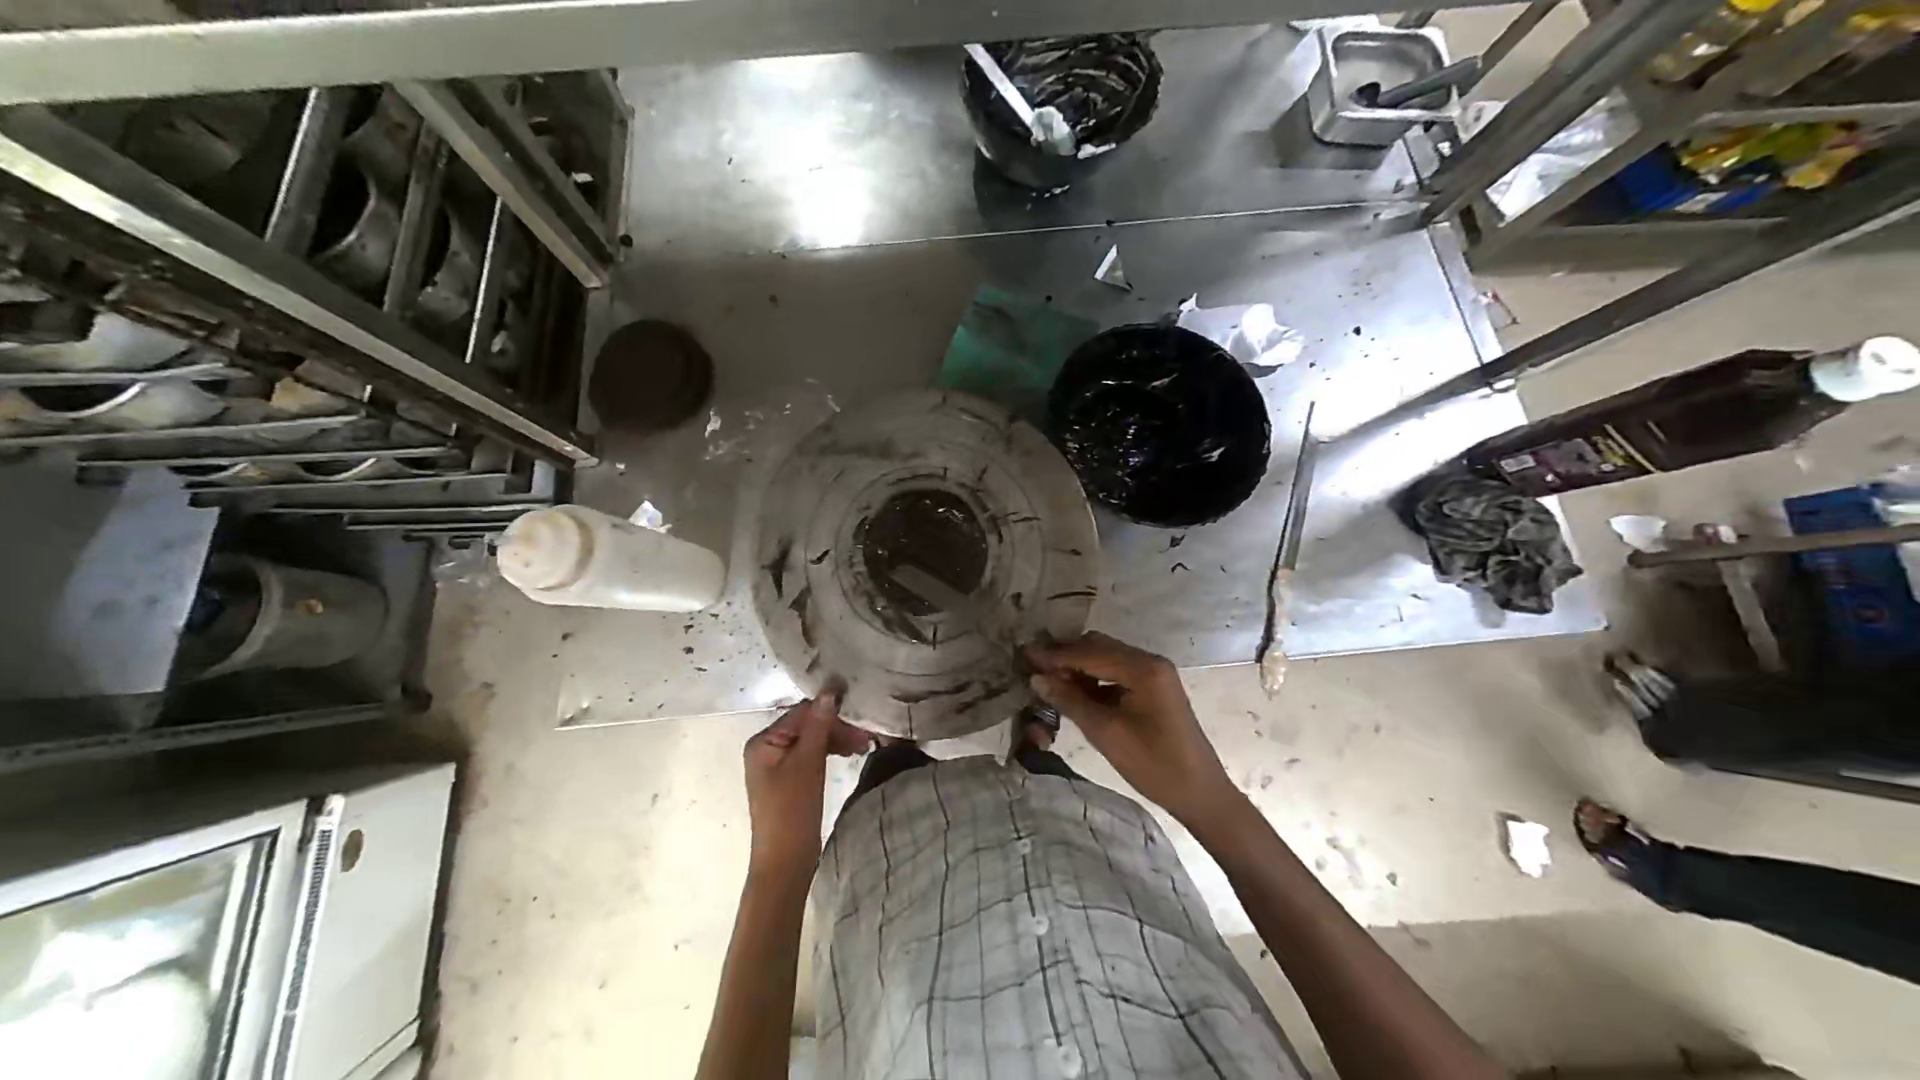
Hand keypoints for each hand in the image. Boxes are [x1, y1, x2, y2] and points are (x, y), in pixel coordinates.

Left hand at [743, 693, 870, 875]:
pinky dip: (830, 752)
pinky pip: (811, 755)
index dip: (830, 712)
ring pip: (812, 740)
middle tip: (867, 738)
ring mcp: (777, 764)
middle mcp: (766, 748)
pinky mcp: (790, 779)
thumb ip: (818, 726)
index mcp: (763, 741)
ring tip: (864, 746)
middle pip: (806, 726)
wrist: (786, 861)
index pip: (801, 714)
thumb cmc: (792, 810)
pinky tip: (850, 753)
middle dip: (836, 729)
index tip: (860, 716)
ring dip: (836, 740)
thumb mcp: (807, 764)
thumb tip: (830, 692)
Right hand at [1025, 633, 1238, 828]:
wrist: (1199, 793)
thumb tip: (1036, 678)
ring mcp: (1153, 675)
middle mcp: (1150, 662)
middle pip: (1098, 647)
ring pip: (1105, 660)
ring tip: (1046, 680)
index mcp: (1143, 668)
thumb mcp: (1106, 733)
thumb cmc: (1154, 764)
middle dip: (1064, 656)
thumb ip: (1070, 700)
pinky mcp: (1152, 690)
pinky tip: (1072, 692)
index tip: (1023, 654)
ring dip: (1077, 667)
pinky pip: (1115, 674)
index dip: (1054, 654)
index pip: (1089, 652)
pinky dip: (1092, 680)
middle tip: (1031, 667)